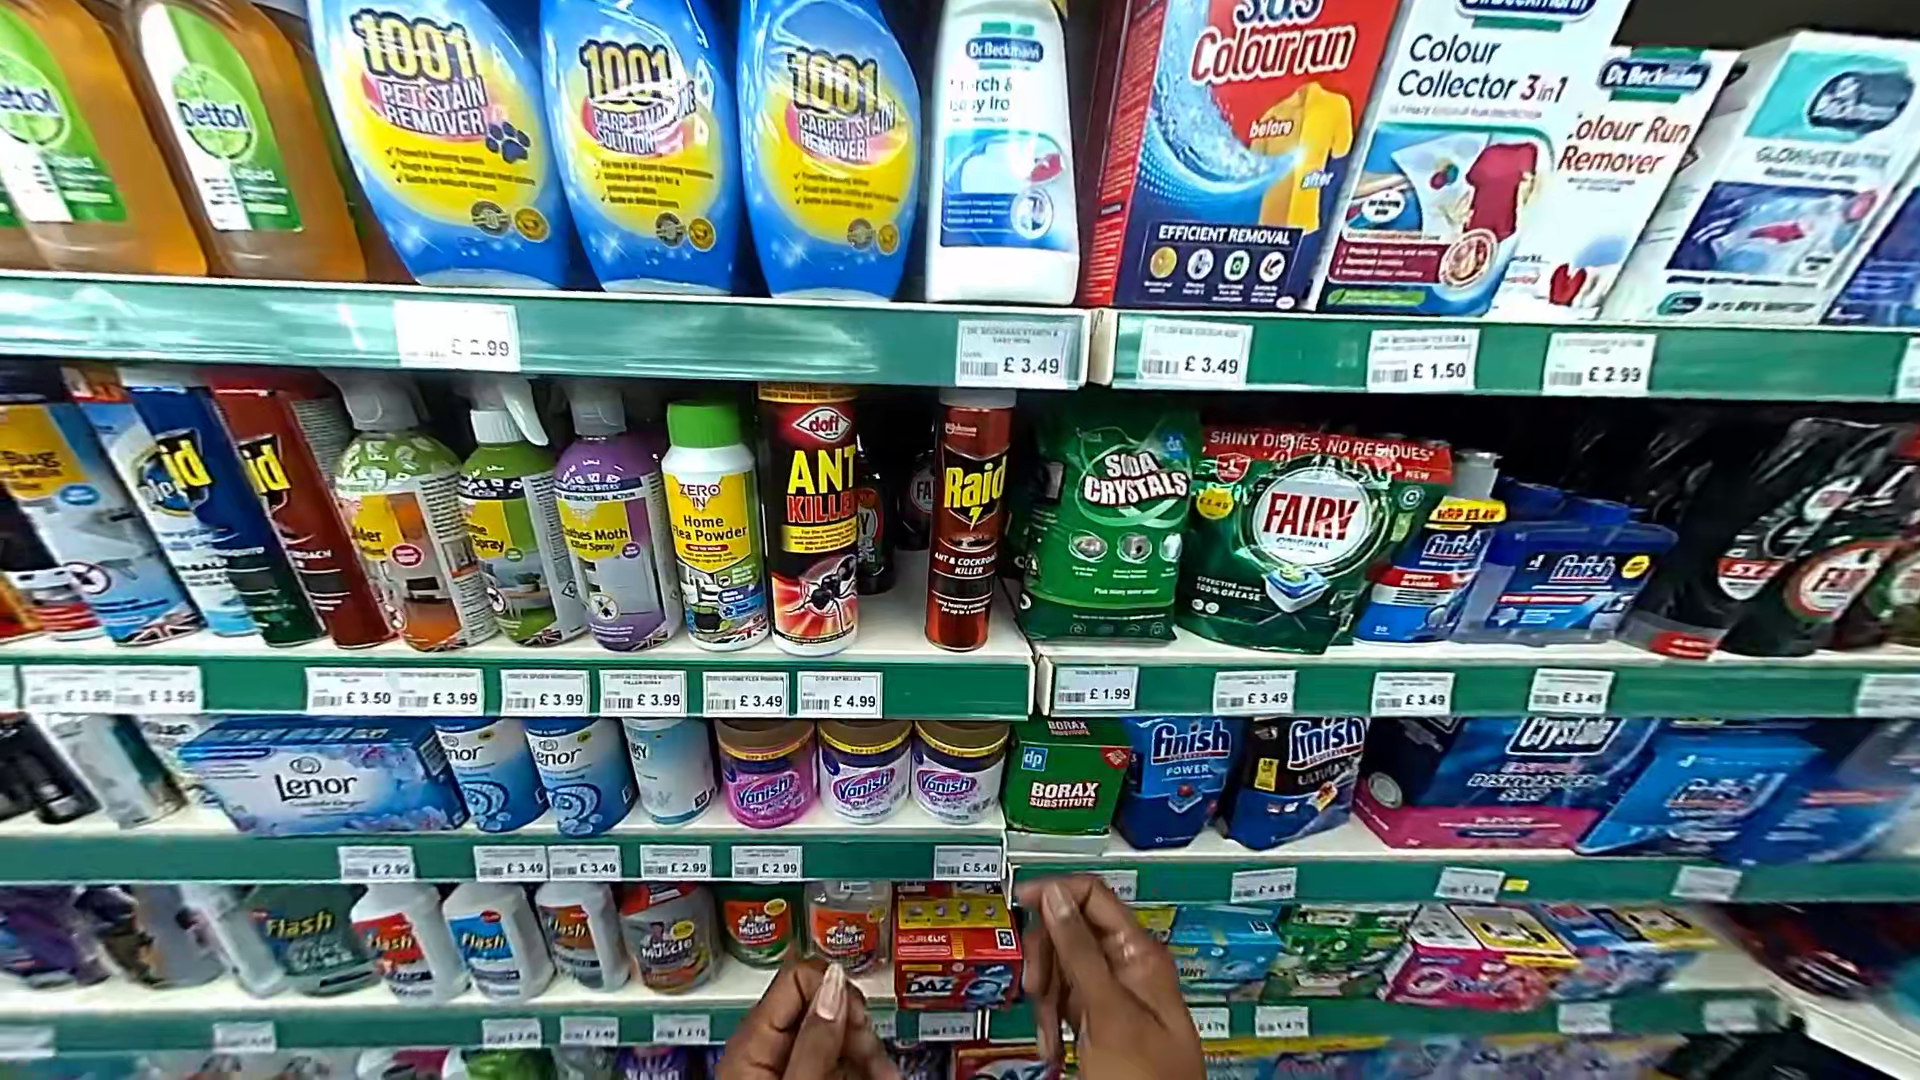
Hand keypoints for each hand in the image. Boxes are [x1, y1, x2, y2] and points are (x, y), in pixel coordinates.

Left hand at [718, 958, 899, 1079]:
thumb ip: (815, 1039)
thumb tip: (837, 978)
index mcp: (753, 1040)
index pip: (800, 974)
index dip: (836, 990)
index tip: (859, 1020)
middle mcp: (768, 1048)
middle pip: (826, 1006)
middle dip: (861, 1029)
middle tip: (880, 1062)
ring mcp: (785, 1068)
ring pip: (838, 1037)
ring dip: (870, 1053)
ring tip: (888, 1075)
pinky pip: (837, 1062)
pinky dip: (862, 1068)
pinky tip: (880, 1075)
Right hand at [1014, 875, 1203, 1079]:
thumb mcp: (1108, 1013)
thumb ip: (1079, 949)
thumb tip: (1053, 893)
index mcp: (1137, 952)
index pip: (1092, 894)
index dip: (1056, 892)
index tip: (1021, 901)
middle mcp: (1123, 964)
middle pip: (1069, 927)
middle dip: (1046, 955)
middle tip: (1035, 987)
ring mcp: (1107, 992)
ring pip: (1060, 962)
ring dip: (1043, 993)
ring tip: (1046, 1032)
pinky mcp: (1092, 1018)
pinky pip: (1060, 996)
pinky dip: (1048, 1017)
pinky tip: (1050, 1046)